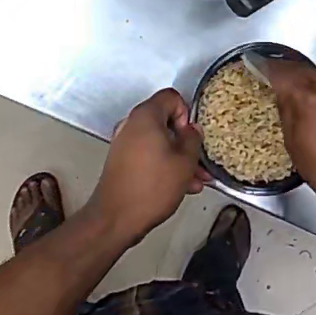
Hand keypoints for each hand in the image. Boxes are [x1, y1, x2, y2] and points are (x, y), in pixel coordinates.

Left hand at [85, 89, 208, 246]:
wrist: (116, 217)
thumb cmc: (152, 187)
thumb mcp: (184, 162)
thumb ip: (193, 140)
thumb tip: (193, 130)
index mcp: (146, 116)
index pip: (171, 97)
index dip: (187, 113)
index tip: (191, 136)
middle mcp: (131, 124)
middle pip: (165, 121)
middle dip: (185, 141)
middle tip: (200, 161)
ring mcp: (124, 142)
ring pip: (159, 141)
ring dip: (178, 157)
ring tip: (196, 180)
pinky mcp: (122, 160)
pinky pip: (148, 154)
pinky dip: (164, 165)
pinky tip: (181, 186)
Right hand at [259, 59, 315, 209]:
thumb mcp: (292, 142)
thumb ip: (286, 111)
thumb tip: (281, 96)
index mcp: (306, 99)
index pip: (280, 71)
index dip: (265, 66)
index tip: (257, 63)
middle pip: (300, 69)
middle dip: (285, 69)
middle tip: (273, 72)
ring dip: (304, 79)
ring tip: (295, 91)